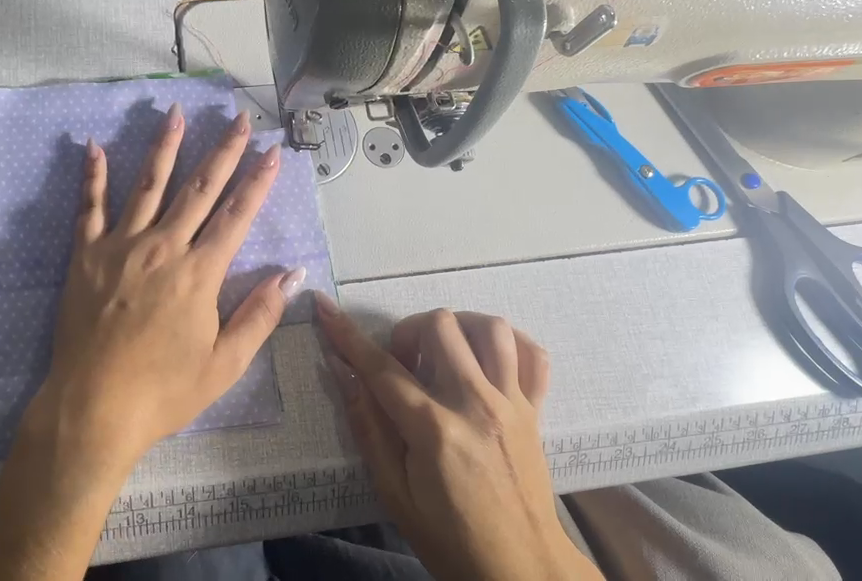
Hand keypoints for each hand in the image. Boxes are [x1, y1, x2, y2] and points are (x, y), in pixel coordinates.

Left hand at [0, 104, 304, 580]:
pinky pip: (89, 207)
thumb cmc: (164, 391)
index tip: (272, 151)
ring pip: (147, 185)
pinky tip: (93, 147)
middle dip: (223, 150)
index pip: (236, 215)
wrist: (93, 407)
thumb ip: (259, 315)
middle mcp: (163, 246)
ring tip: (176, 113)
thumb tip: (293, 274)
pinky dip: (91, 176)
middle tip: (239, 118)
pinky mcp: (86, 254)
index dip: (257, 181)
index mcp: (200, 272)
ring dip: (165, 147)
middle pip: (199, 188)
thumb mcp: (225, 365)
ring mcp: (121, 246)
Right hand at [317, 299, 602, 580]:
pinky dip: (509, 343)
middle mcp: (477, 404)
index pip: (381, 367)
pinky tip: (486, 358)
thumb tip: (341, 371)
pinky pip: (532, 353)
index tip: (325, 307)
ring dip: (459, 328)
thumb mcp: (394, 493)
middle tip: (402, 366)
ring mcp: (512, 404)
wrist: (521, 571)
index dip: (347, 334)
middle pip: (440, 326)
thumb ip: (368, 426)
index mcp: (435, 430)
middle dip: (408, 332)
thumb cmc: (450, 538)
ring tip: (443, 356)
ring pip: (489, 328)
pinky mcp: (536, 410)